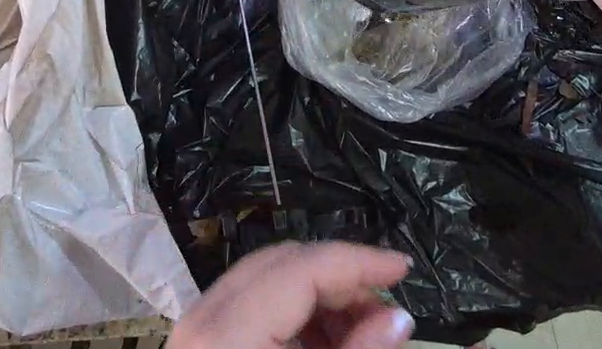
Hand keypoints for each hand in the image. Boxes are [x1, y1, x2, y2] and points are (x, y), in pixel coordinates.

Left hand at [169, 243, 414, 348]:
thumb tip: (399, 314)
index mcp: (227, 330)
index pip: (302, 267)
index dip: (359, 260)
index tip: (404, 266)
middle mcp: (204, 314)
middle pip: (285, 264)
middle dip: (341, 278)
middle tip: (387, 307)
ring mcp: (196, 325)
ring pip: (270, 281)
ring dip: (321, 297)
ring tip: (362, 331)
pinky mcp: (200, 339)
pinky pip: (253, 305)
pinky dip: (295, 316)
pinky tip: (327, 341)